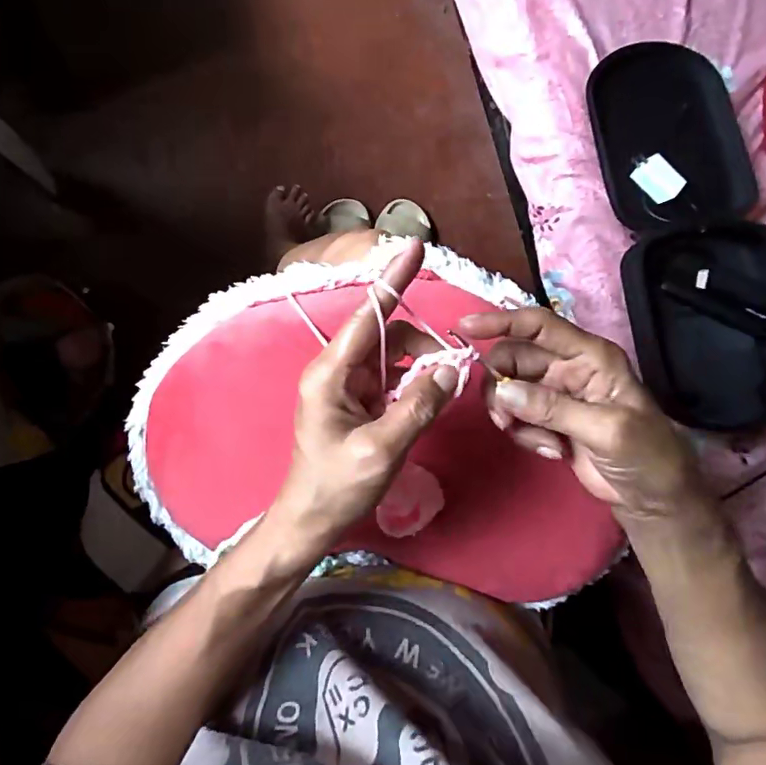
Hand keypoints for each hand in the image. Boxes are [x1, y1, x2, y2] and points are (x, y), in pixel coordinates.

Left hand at [268, 242, 460, 554]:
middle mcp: (337, 370)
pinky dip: (414, 379)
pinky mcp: (358, 400)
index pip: (368, 314)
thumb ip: (417, 407)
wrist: (310, 519)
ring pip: (393, 354)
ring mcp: (347, 385)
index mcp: (330, 373)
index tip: (415, 245)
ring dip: (421, 362)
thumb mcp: (381, 449)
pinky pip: (392, 376)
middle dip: (422, 341)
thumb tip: (451, 370)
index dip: (394, 279)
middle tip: (455, 365)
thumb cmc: (336, 486)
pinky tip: (430, 394)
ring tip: (445, 385)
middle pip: (386, 333)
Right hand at [456, 308, 709, 526]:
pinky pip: (515, 415)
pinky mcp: (546, 419)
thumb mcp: (606, 430)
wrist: (653, 499)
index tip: (465, 326)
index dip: (501, 321)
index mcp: (590, 355)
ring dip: (512, 415)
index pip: (538, 325)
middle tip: (506, 418)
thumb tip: (504, 391)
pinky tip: (551, 452)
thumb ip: (554, 408)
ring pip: (508, 388)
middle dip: (501, 386)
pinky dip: (522, 433)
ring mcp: (555, 393)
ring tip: (540, 442)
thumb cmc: (646, 455)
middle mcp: (568, 367)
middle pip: (513, 358)